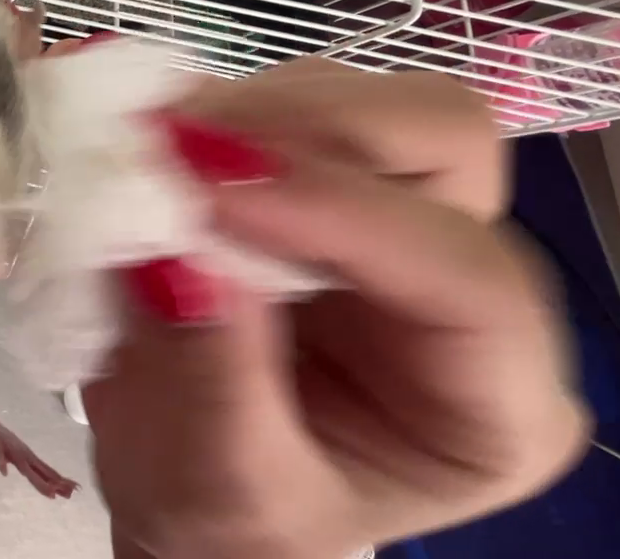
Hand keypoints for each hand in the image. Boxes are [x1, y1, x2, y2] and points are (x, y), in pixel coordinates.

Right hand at [85, 59, 591, 558]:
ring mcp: (366, 222)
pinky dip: (194, 103)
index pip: (458, 272)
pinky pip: (260, 103)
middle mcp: (447, 286)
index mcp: (483, 395)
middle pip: (437, 144)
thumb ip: (210, 374)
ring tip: (142, 146)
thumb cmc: (216, 515)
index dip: (332, 209)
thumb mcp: (219, 481)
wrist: (178, 490)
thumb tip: (168, 252)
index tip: (192, 182)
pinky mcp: (284, 187)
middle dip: (303, 128)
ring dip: (240, 108)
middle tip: (172, 147)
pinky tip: (136, 132)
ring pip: (350, 103)